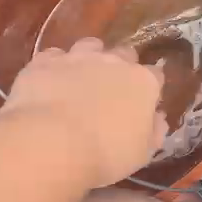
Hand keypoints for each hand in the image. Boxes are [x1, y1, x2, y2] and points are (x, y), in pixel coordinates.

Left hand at [0, 38, 164, 187]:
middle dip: (121, 67)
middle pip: (125, 53)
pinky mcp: (43, 63)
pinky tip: (47, 82)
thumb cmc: (104, 155)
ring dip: (88, 58)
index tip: (143, 103)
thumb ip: (153, 131)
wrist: (48, 146)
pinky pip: (52, 56)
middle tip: (110, 90)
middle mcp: (115, 63)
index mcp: (144, 83)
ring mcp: (78, 59)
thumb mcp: (141, 153)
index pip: (155, 75)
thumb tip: (158, 117)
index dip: (149, 88)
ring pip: (89, 46)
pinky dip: (52, 66)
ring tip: (78, 79)